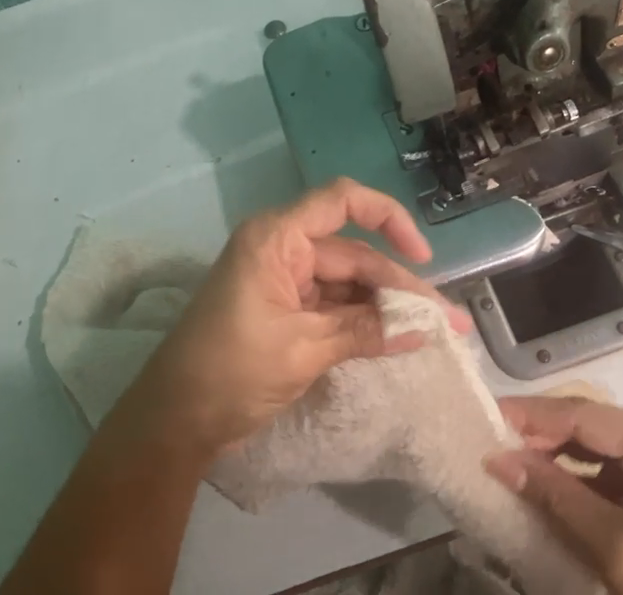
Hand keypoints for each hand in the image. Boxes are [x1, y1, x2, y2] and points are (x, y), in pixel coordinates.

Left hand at [114, 178, 469, 459]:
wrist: (174, 421)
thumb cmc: (231, 370)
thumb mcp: (304, 349)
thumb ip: (366, 331)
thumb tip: (426, 328)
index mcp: (276, 239)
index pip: (341, 201)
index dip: (388, 218)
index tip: (422, 255)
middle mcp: (281, 250)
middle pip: (353, 254)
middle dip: (399, 285)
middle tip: (447, 321)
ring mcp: (282, 282)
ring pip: (347, 283)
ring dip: (386, 307)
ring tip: (435, 333)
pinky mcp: (283, 312)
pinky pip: (333, 306)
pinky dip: (363, 322)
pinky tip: (398, 340)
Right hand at [485, 397, 622, 594]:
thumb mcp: (615, 548)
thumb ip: (555, 496)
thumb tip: (497, 459)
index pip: (584, 414)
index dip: (530, 414)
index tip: (483, 417)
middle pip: (589, 422)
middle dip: (538, 432)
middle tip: (488, 440)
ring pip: (594, 442)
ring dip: (551, 451)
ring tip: (505, 457)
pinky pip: (607, 466)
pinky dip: (572, 473)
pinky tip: (540, 480)